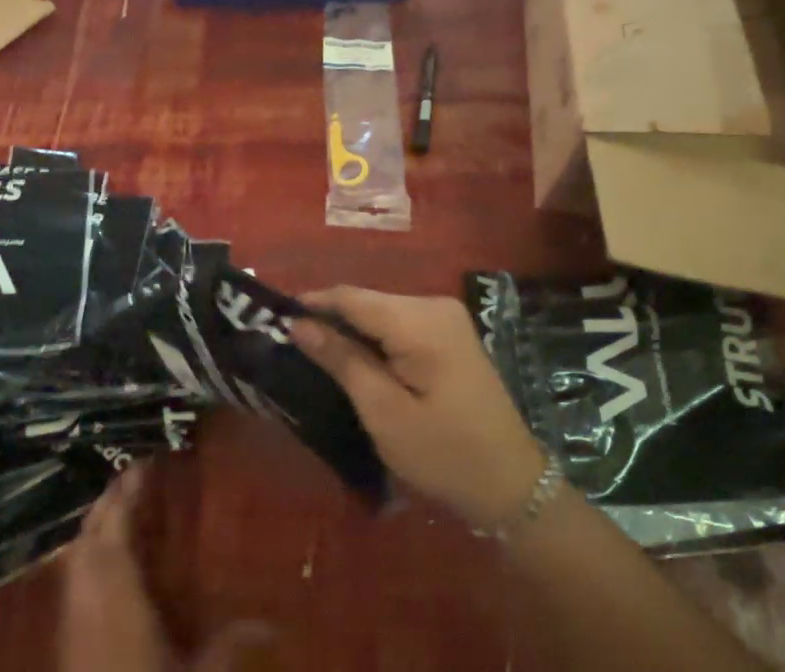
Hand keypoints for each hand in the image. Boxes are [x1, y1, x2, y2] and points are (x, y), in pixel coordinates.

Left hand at [60, 463, 271, 671]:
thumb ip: (233, 650)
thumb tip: (273, 626)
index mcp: (116, 593)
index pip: (118, 528)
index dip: (128, 493)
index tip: (144, 463)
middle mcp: (87, 597)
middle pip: (91, 536)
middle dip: (109, 504)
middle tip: (134, 480)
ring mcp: (72, 621)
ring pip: (78, 558)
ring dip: (97, 531)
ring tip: (122, 516)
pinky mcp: (69, 645)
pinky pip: (76, 584)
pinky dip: (90, 562)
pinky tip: (109, 573)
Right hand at [291, 287, 545, 529]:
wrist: (512, 486)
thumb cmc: (444, 454)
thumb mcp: (383, 411)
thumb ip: (341, 360)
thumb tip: (298, 323)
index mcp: (420, 321)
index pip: (351, 297)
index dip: (310, 304)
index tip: (272, 320)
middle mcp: (435, 305)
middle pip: (365, 301)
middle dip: (328, 320)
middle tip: (289, 346)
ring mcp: (447, 319)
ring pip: (379, 312)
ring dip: (349, 332)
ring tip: (314, 356)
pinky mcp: (450, 336)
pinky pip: (398, 325)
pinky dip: (372, 340)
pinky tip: (354, 363)